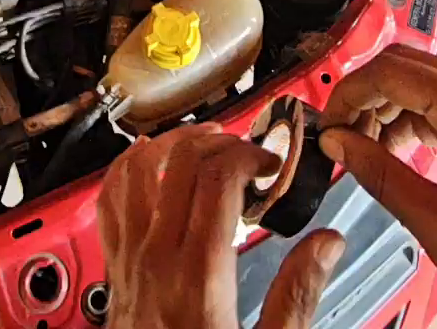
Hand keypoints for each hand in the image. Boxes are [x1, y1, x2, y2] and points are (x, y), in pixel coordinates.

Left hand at [98, 123, 346, 328]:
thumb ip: (298, 295)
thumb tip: (326, 243)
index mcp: (199, 278)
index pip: (217, 181)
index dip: (248, 156)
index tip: (270, 164)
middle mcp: (156, 259)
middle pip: (178, 162)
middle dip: (216, 141)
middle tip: (244, 151)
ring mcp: (128, 259)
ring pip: (135, 169)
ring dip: (170, 144)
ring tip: (201, 143)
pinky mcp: (114, 266)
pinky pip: (110, 199)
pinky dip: (129, 168)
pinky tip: (149, 164)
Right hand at [321, 46, 436, 328]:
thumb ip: (381, 176)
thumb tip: (336, 143)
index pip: (390, 72)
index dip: (349, 94)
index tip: (327, 127)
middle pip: (404, 64)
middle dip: (364, 94)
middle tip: (341, 136)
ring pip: (422, 79)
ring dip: (386, 106)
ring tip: (366, 152)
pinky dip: (412, 118)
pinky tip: (397, 153)